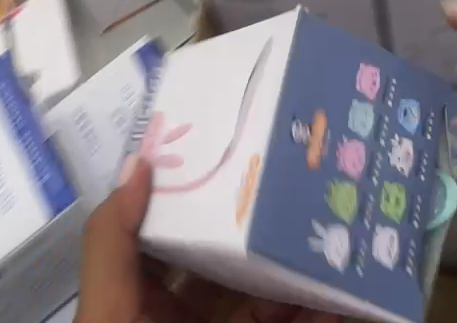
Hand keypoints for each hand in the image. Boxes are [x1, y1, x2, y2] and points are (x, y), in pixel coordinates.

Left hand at [79, 155, 343, 322]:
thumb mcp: (107, 316)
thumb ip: (113, 243)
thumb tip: (138, 162)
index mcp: (142, 300)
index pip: (171, 231)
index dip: (197, 192)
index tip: (232, 150)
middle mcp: (185, 318)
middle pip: (228, 261)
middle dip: (262, 227)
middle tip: (298, 181)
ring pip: (268, 299)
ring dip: (301, 271)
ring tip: (335, 228)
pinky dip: (320, 313)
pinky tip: (348, 295)